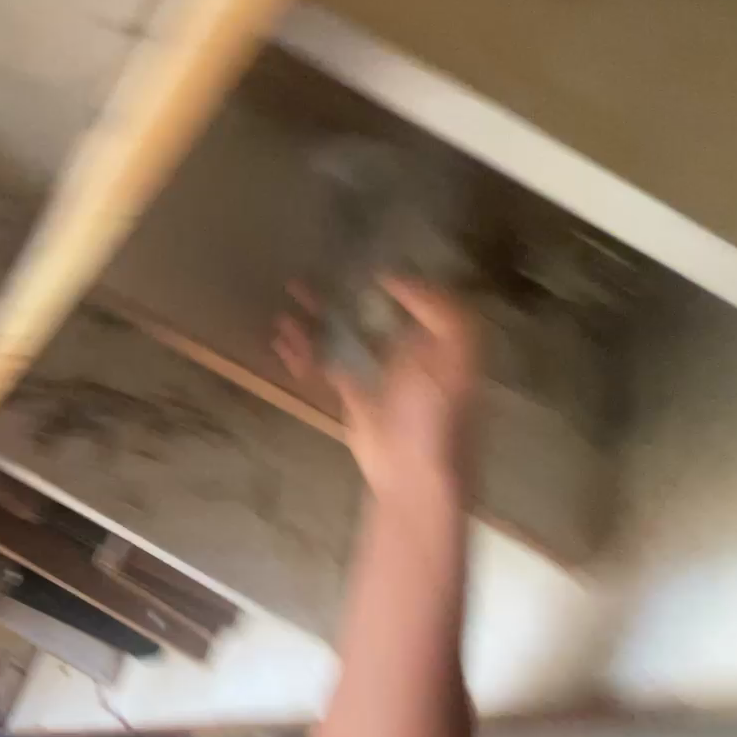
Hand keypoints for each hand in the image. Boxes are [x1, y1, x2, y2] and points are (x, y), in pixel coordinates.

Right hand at [275, 277, 478, 500]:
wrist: (414, 471)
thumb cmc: (437, 415)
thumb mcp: (455, 356)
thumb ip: (438, 311)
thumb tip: (393, 278)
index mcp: (436, 339)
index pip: (411, 298)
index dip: (388, 279)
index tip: (357, 264)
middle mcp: (406, 351)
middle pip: (366, 315)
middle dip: (334, 299)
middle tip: (300, 283)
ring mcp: (376, 375)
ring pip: (339, 340)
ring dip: (310, 327)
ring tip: (282, 314)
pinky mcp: (353, 397)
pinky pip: (326, 368)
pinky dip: (303, 355)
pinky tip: (283, 344)